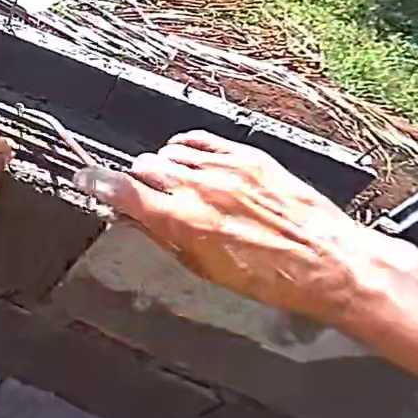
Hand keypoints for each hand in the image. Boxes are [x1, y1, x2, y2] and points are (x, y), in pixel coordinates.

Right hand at [76, 131, 411, 326]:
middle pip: (143, 166)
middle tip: (145, 195)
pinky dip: (187, 150)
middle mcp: (201, 189)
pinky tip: (193, 163)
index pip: (123, 190)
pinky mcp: (248, 156)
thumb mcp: (205, 269)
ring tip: (177, 184)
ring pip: (168, 151)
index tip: (85, 178)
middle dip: (137, 180)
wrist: (332, 261)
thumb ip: (163, 237)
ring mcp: (225, 168)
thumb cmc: (275, 278)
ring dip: (164, 166)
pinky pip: (199, 139)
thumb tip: (136, 218)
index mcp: (185, 222)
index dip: (95, 181)